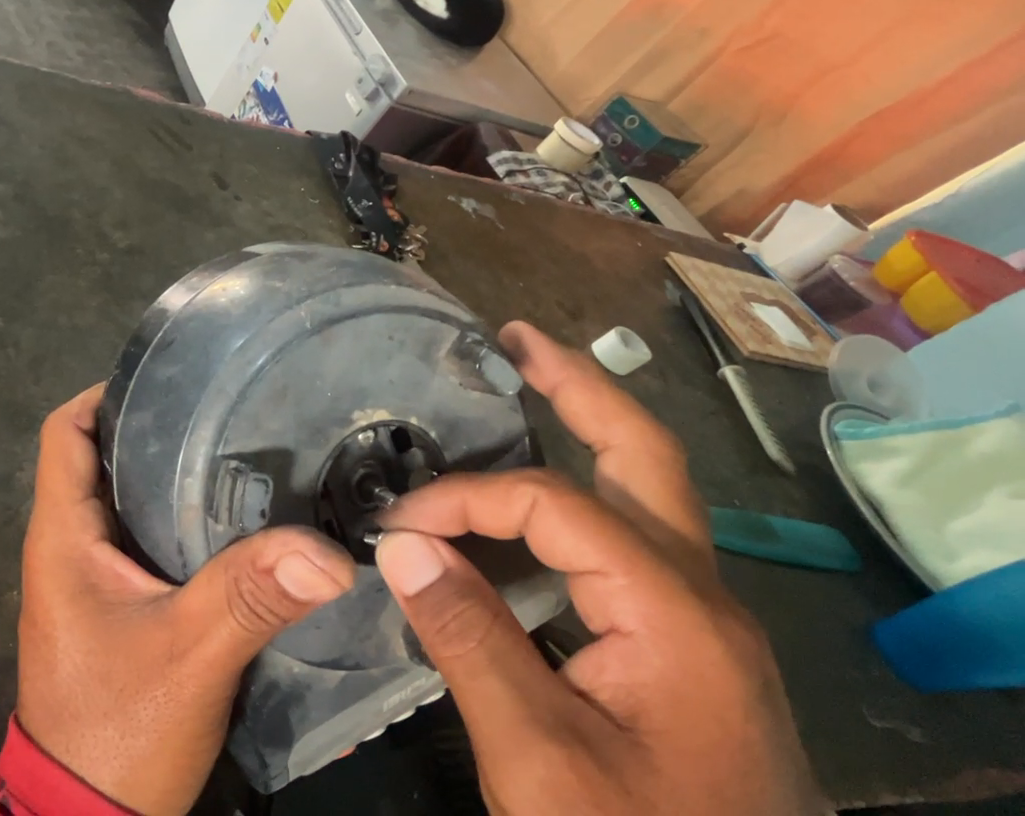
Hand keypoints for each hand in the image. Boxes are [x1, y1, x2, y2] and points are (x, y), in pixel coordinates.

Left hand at [14, 385, 355, 815]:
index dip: (106, 394)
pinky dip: (181, 523)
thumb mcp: (188, 656)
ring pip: (126, 501)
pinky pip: (145, 542)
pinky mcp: (115, 605)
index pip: (67, 432)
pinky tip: (237, 522)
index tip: (170, 378)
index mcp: (62, 536)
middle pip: (102, 458)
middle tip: (227, 408)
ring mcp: (90, 577)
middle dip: (154, 430)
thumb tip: (326, 549)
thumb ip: (250, 596)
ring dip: (172, 477)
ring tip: (243, 451)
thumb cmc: (118, 727)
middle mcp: (67, 544)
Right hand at [374, 322, 828, 814]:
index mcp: (673, 610)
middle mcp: (700, 597)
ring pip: (646, 498)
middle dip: (578, 387)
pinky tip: (529, 515)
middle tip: (515, 339)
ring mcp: (699, 624)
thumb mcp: (539, 756)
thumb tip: (403, 547)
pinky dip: (576, 506)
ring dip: (587, 434)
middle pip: (644, 458)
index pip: (552, 505)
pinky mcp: (682, 651)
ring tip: (528, 390)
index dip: (463, 500)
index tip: (395, 533)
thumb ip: (470, 639)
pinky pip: (628, 550)